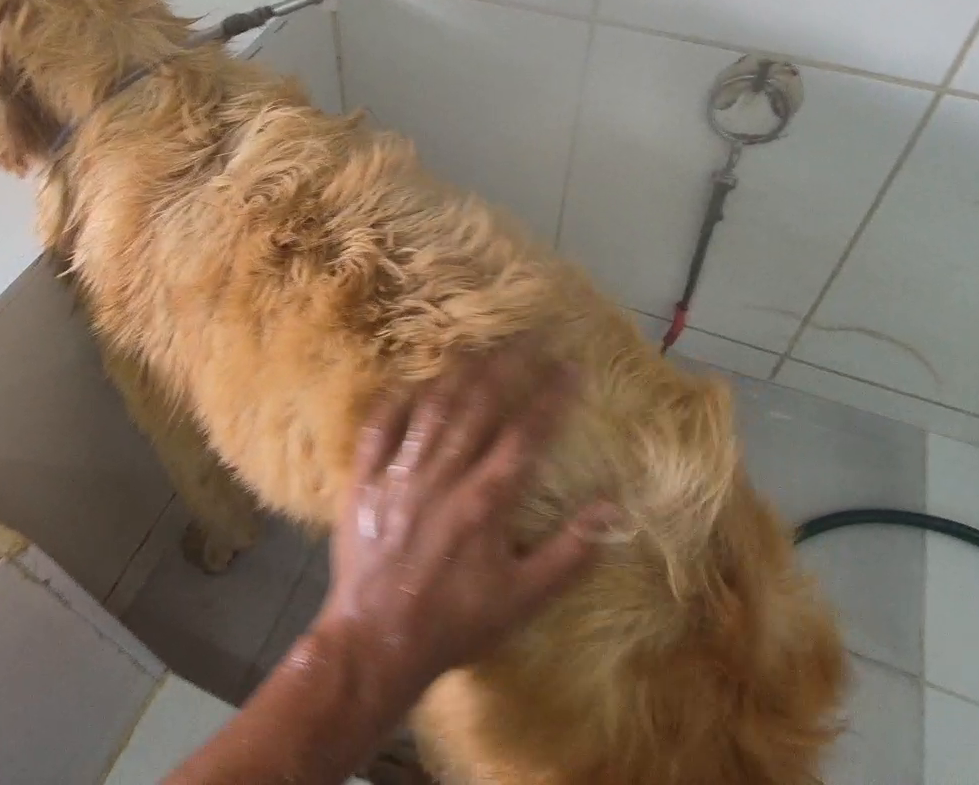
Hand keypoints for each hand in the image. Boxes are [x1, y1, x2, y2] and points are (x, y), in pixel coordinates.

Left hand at [311, 345, 617, 696]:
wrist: (376, 641)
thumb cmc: (456, 622)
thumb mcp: (523, 600)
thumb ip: (570, 552)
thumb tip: (614, 506)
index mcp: (486, 500)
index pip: (526, 432)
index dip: (552, 396)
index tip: (572, 367)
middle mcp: (443, 474)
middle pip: (480, 405)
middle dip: (510, 365)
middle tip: (532, 337)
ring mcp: (399, 473)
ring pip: (433, 408)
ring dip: (460, 373)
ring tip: (483, 348)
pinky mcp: (364, 481)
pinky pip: (379, 428)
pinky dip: (397, 400)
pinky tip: (413, 382)